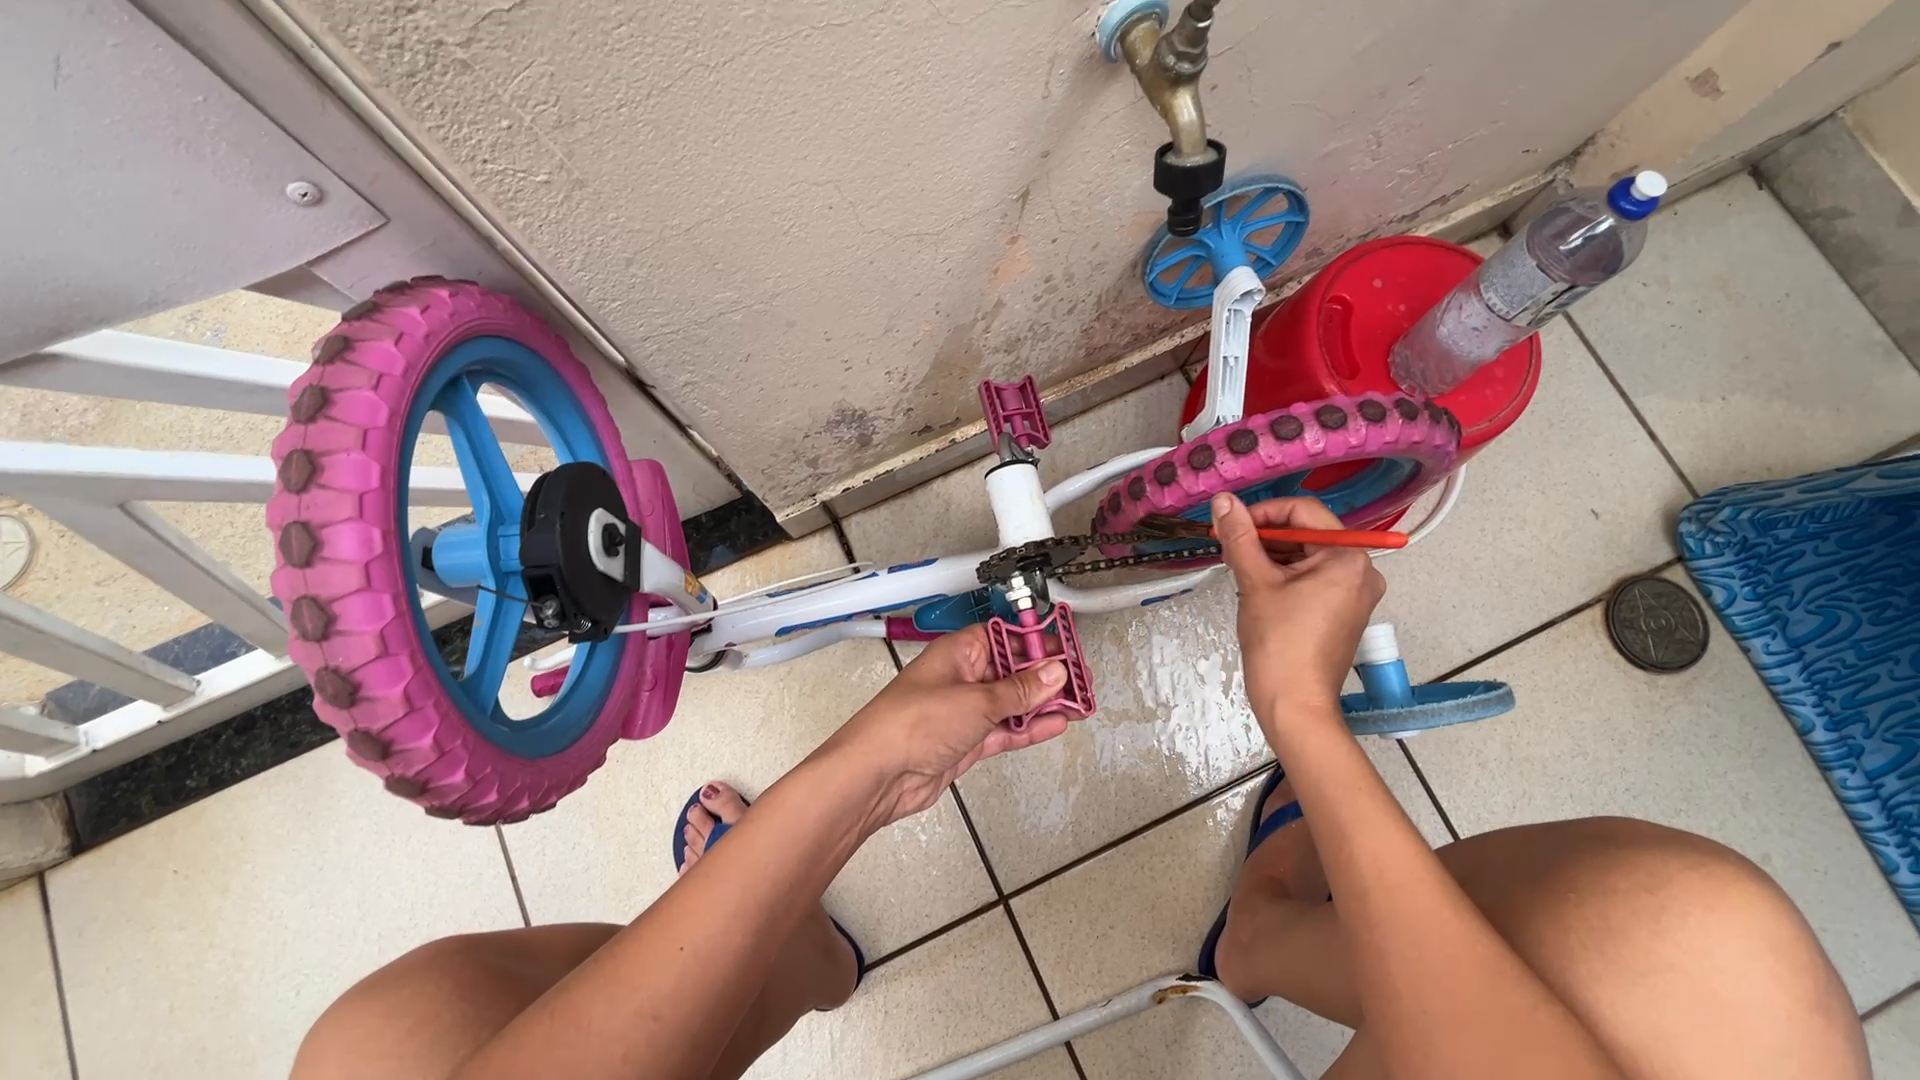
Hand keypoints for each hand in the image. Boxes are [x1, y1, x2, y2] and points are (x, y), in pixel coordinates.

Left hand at [817, 626, 1070, 830]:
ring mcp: (963, 711)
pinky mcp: (966, 741)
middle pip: (1011, 669)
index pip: (1004, 636)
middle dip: (1045, 674)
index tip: (1065, 646)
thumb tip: (1052, 672)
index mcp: (958, 652)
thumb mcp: (976, 701)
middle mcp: (961, 677)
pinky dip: (1029, 728)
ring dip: (1042, 703)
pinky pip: (1005, 729)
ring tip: (1077, 702)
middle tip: (1079, 678)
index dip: (1035, 640)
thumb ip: (1019, 690)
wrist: (878, 775)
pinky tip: (1055, 724)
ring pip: (1012, 701)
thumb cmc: (909, 724)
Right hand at [1213, 493, 1385, 723]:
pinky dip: (1285, 576)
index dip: (1263, 512)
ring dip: (1272, 557)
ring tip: (1240, 570)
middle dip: (1265, 537)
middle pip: (1307, 533)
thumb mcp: (1254, 582)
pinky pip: (1313, 578)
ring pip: (1307, 556)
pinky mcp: (1345, 611)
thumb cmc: (1278, 642)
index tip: (1231, 524)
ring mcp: (1356, 592)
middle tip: (1230, 548)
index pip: (1303, 512)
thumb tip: (1223, 500)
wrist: (1294, 703)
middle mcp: (1362, 570)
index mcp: (1348, 557)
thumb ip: (1239, 536)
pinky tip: (1258, 588)